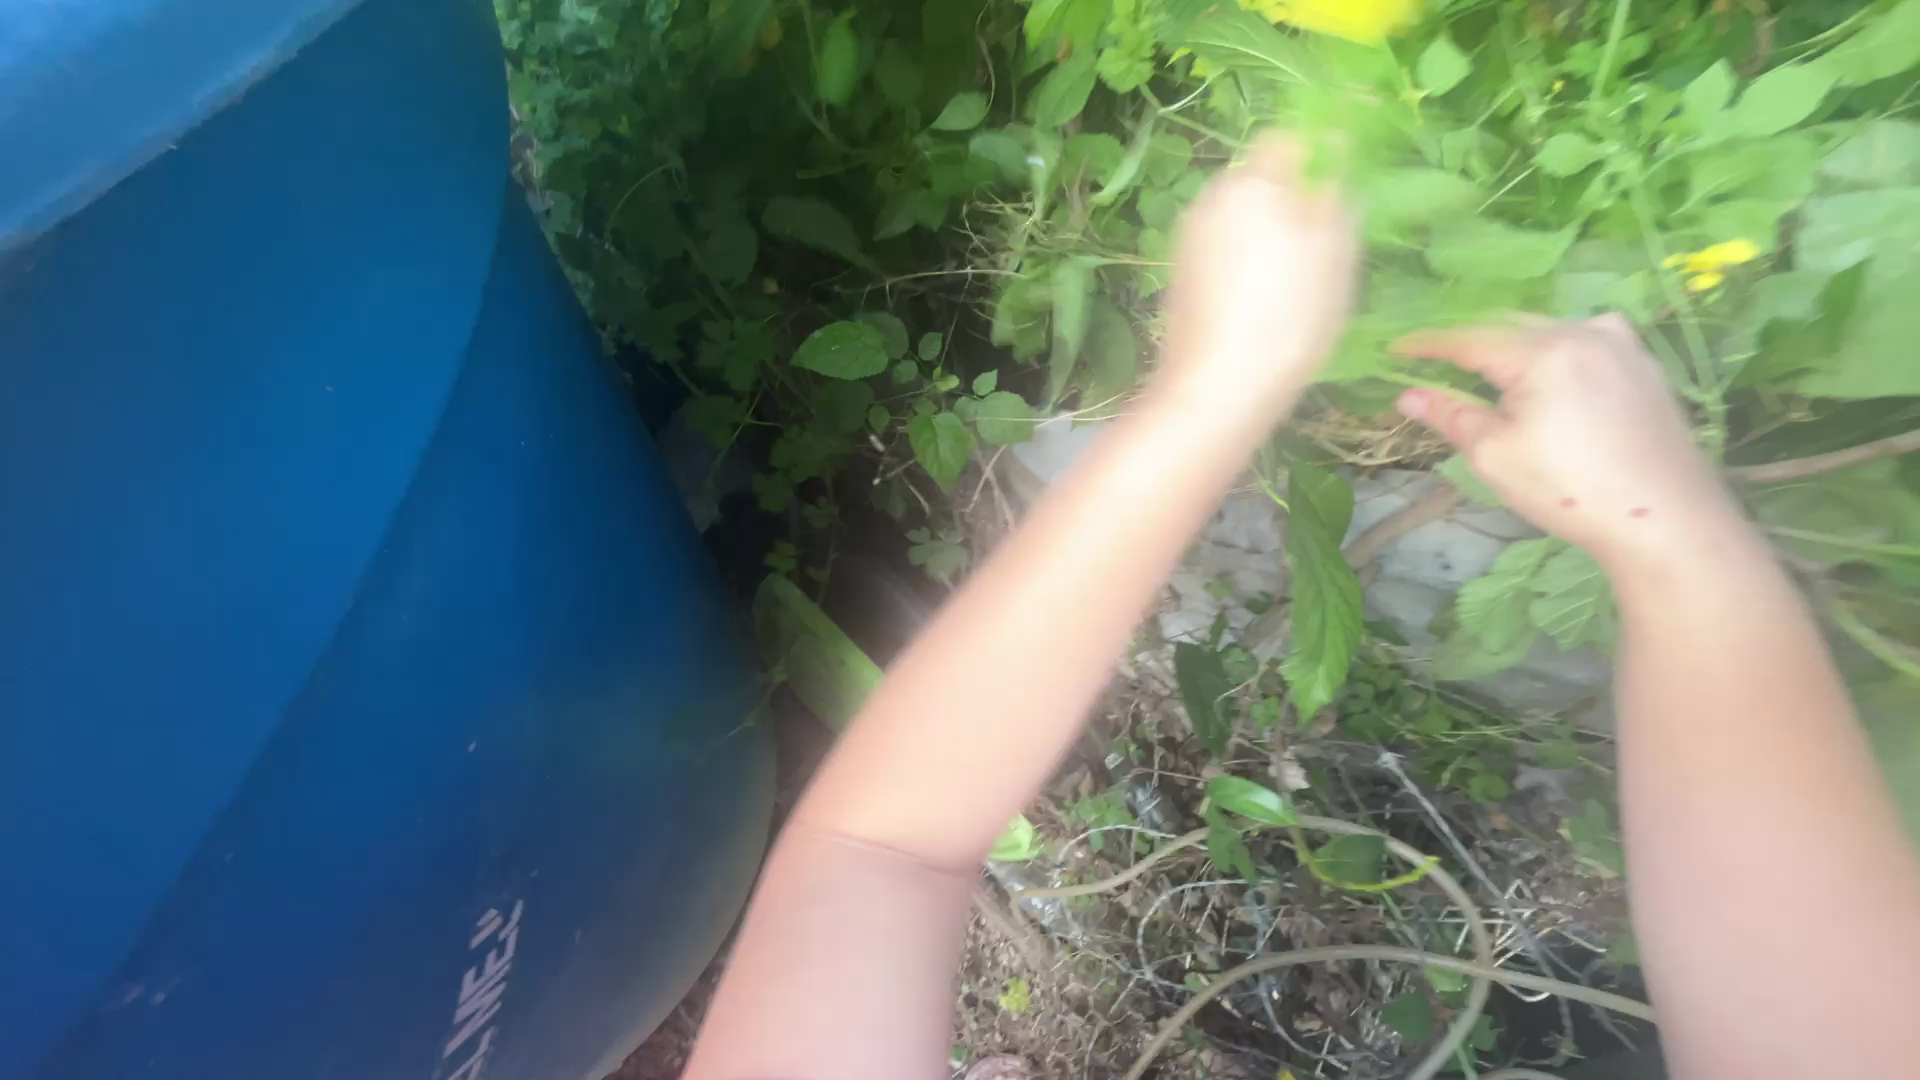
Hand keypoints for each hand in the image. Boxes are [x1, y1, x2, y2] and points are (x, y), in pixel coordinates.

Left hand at [1155, 133, 1358, 419]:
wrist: (1217, 389)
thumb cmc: (1286, 316)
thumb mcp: (1333, 246)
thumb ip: (1333, 186)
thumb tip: (1333, 147)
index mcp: (1248, 181)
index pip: (1287, 139)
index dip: (1317, 154)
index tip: (1341, 188)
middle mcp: (1207, 203)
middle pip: (1259, 183)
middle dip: (1290, 200)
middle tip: (1322, 245)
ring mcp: (1187, 244)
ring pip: (1239, 221)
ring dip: (1266, 235)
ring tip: (1294, 284)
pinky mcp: (1179, 281)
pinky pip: (1221, 256)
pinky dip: (1242, 267)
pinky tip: (1260, 305)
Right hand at [1393, 316, 1750, 571]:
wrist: (1664, 517)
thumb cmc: (1566, 487)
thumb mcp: (1493, 454)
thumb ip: (1450, 416)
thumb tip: (1407, 396)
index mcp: (1543, 353)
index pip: (1469, 339)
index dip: (1428, 344)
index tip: (1394, 348)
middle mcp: (1585, 334)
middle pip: (1510, 326)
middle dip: (1468, 340)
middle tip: (1431, 358)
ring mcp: (1622, 346)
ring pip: (1548, 329)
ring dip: (1509, 341)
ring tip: (1481, 362)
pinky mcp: (1643, 365)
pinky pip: (1583, 339)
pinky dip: (1548, 348)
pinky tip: (1539, 371)